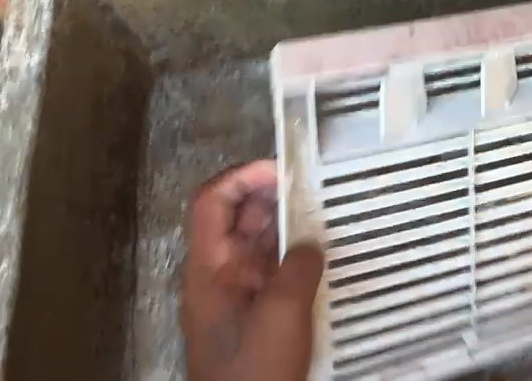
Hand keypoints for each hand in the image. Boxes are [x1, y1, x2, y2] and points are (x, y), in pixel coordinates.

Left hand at [181, 160, 325, 380]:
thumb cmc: (255, 370)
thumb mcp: (282, 312)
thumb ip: (298, 264)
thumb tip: (309, 244)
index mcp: (209, 268)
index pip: (213, 201)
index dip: (243, 176)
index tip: (282, 171)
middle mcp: (218, 273)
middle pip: (236, 216)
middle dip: (271, 194)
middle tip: (312, 184)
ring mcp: (236, 293)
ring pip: (257, 239)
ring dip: (286, 221)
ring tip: (322, 207)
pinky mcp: (254, 311)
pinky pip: (271, 265)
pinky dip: (292, 250)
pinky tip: (320, 247)